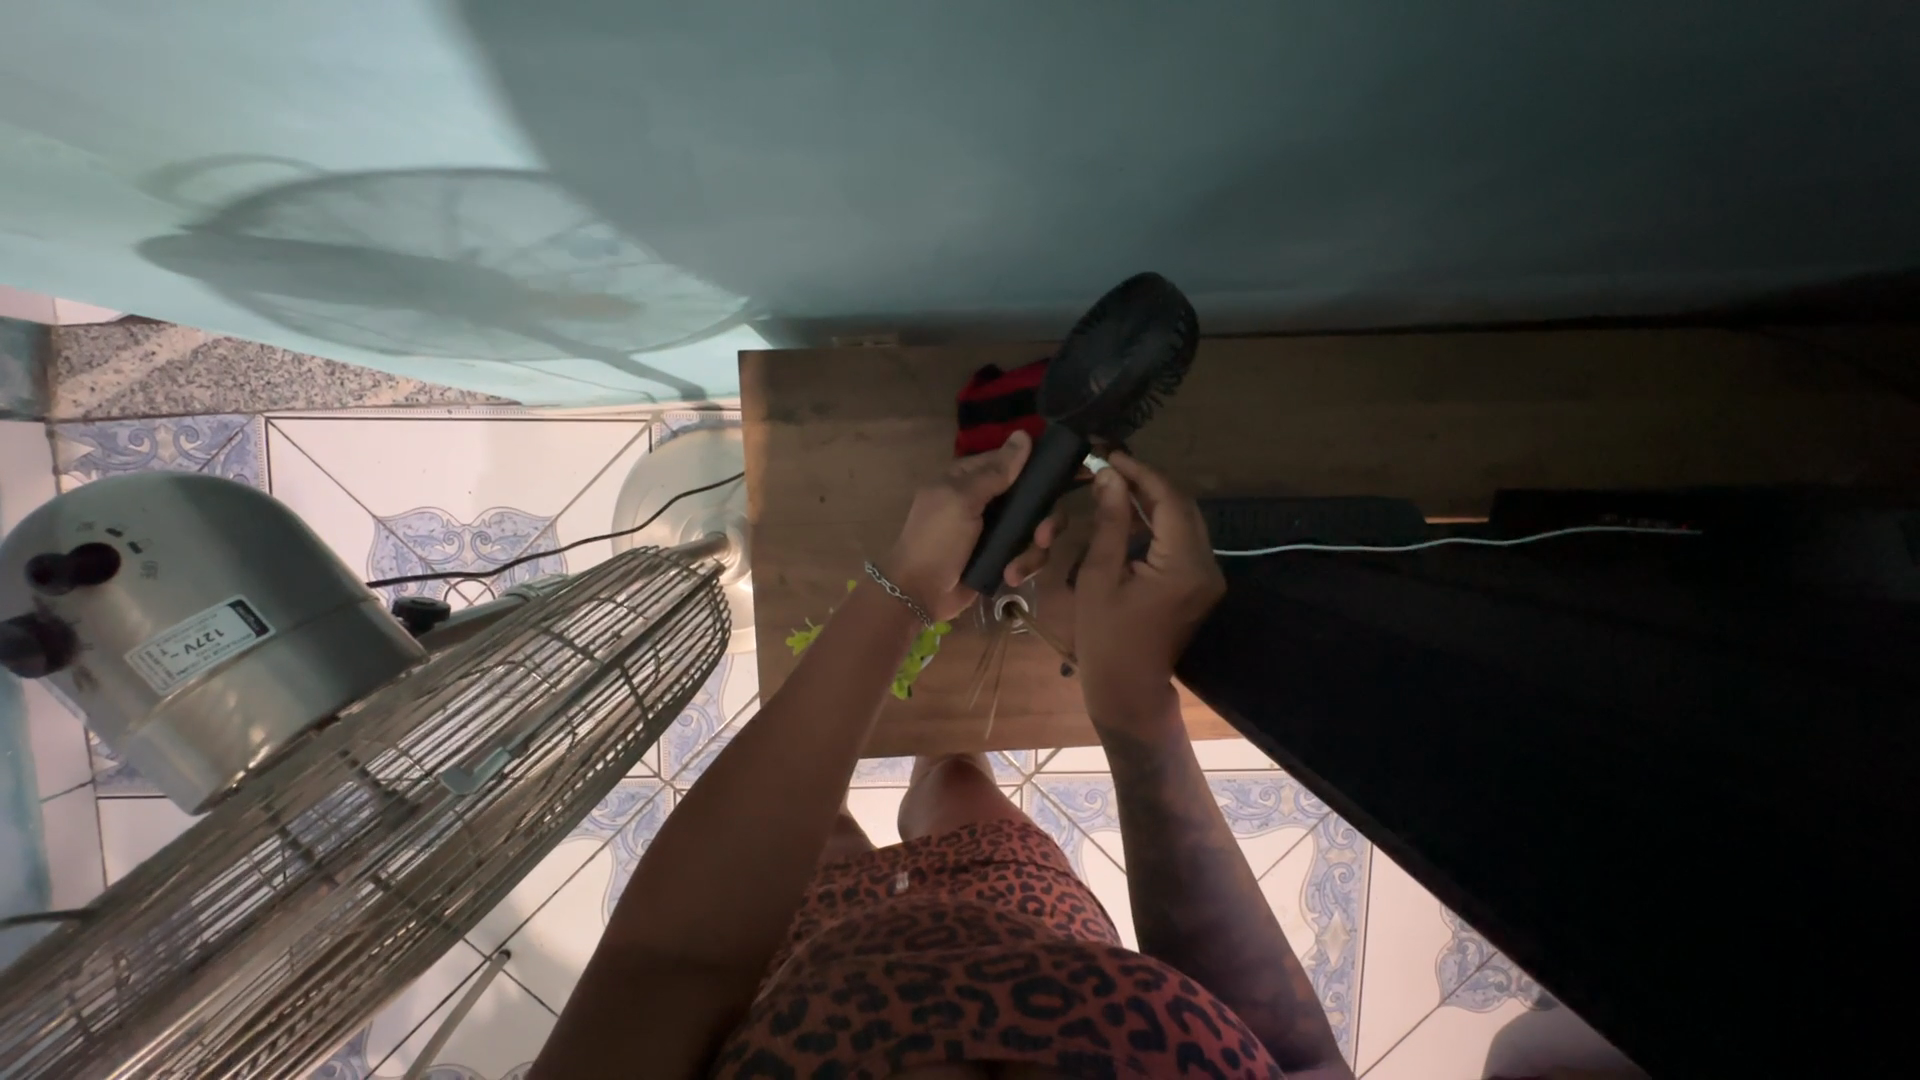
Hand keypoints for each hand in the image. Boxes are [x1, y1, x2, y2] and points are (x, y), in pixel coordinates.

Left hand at [881, 431, 1058, 621]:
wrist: (918, 593)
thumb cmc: (935, 539)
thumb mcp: (961, 499)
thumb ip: (995, 471)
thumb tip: (1024, 435)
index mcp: (971, 479)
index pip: (1014, 462)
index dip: (1039, 469)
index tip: (1067, 477)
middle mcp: (987, 501)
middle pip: (1034, 499)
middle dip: (1044, 519)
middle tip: (1042, 535)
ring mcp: (995, 532)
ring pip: (1035, 530)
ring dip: (1032, 551)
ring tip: (1017, 569)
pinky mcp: (1001, 559)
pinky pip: (1027, 555)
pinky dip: (1023, 566)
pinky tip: (1009, 577)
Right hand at [1074, 452, 1224, 733]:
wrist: (1129, 687)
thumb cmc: (1105, 637)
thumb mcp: (1099, 576)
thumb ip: (1110, 523)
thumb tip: (1111, 477)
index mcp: (1182, 565)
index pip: (1169, 501)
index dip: (1141, 473)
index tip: (1111, 455)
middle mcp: (1205, 566)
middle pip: (1182, 507)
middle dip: (1148, 483)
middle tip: (1112, 465)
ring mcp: (1206, 576)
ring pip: (1185, 521)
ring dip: (1154, 500)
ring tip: (1117, 483)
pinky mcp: (1199, 584)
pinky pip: (1182, 540)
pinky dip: (1158, 522)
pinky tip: (1130, 512)